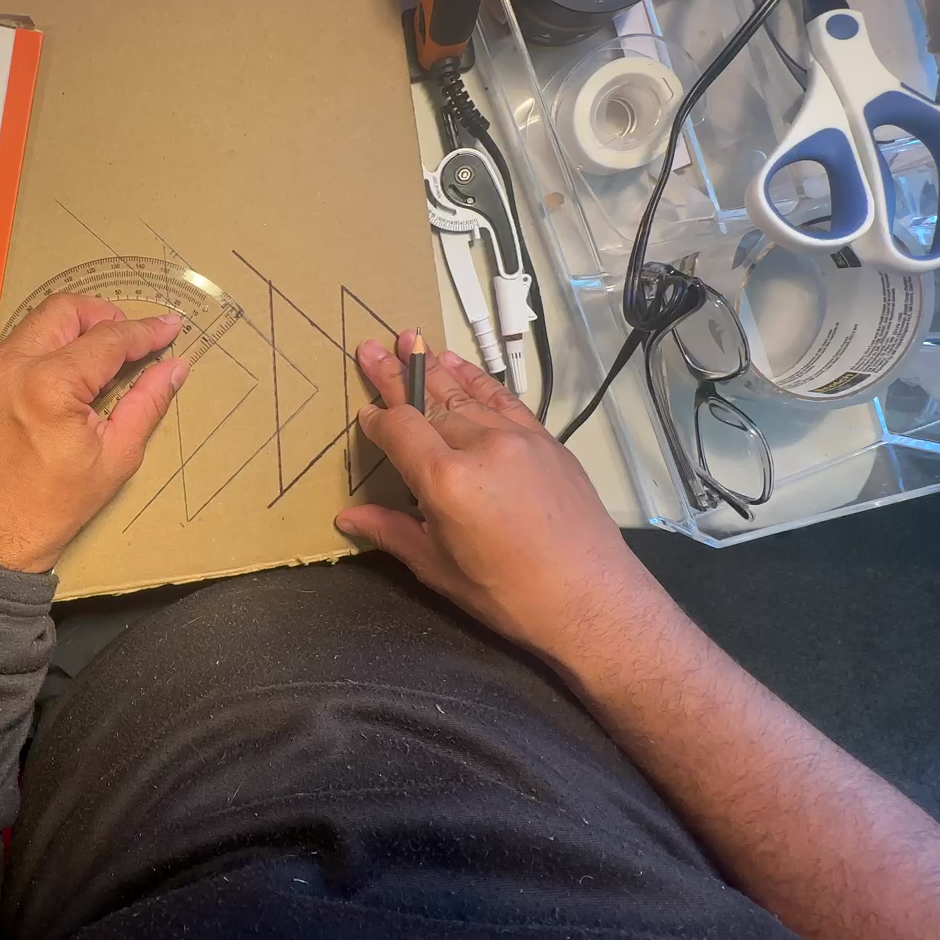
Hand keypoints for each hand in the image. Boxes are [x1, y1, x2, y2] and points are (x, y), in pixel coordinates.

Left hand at [0, 293, 189, 572]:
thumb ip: (148, 401)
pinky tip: (76, 370)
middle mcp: (14, 365)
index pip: (107, 339)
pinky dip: (55, 342)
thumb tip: (176, 366)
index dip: (144, 331)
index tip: (171, 327)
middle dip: (106, 317)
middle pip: (67, 310)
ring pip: (43, 319)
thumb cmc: (59, 502)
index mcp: (49, 385)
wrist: (1, 532)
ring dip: (79, 328)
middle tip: (134, 342)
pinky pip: (26, 339)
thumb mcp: (118, 455)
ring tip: (107, 358)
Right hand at [335, 332, 673, 661]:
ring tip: (409, 338)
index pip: (398, 428)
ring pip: (464, 393)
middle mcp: (479, 446)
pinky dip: (476, 379)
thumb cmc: (506, 593)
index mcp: (445, 480)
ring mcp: (517, 438)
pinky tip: (457, 364)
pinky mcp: (545, 440)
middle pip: (428, 399)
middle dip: (395, 375)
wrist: (593, 602)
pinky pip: (502, 399)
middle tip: (370, 346)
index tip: (363, 416)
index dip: (376, 420)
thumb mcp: (437, 566)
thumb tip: (346, 517)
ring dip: (433, 366)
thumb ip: (390, 531)